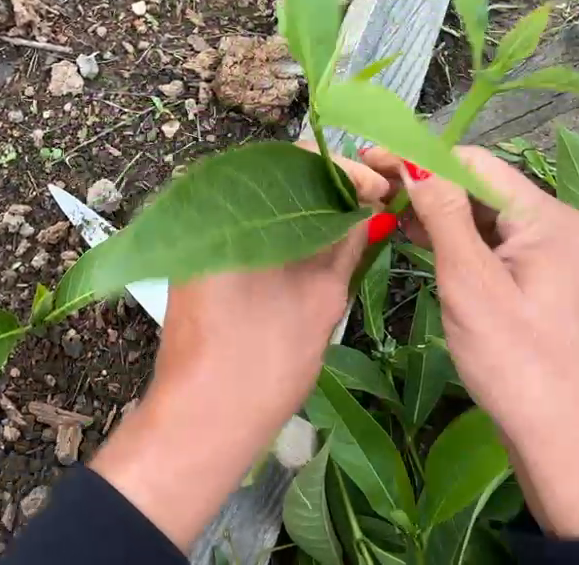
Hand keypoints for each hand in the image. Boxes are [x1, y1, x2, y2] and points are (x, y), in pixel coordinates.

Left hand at [89, 147, 391, 548]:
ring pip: (262, 200)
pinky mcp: (199, 255)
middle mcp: (207, 205)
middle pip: (276, 175)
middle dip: (327, 185)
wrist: (203, 417)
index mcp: (231, 202)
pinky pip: (247, 225)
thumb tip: (365, 208)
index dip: (344, 170)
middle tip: (372, 202)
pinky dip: (283, 228)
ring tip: (352, 219)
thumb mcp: (320, 299)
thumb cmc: (263, 360)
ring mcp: (199, 230)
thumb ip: (343, 244)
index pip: (295, 160)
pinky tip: (316, 241)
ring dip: (306, 206)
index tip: (379, 189)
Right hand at [362, 145, 578, 539]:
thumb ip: (442, 213)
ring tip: (386, 213)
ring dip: (438, 212)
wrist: (570, 448)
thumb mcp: (469, 282)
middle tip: (371, 189)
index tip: (369, 162)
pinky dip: (457, 240)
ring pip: (486, 216)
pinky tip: (420, 242)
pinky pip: (495, 245)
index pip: (475, 162)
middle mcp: (560, 228)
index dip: (419, 157)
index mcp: (550, 220)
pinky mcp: (544, 284)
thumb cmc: (517, 363)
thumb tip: (412, 158)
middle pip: (482, 186)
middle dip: (426, 184)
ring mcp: (555, 258)